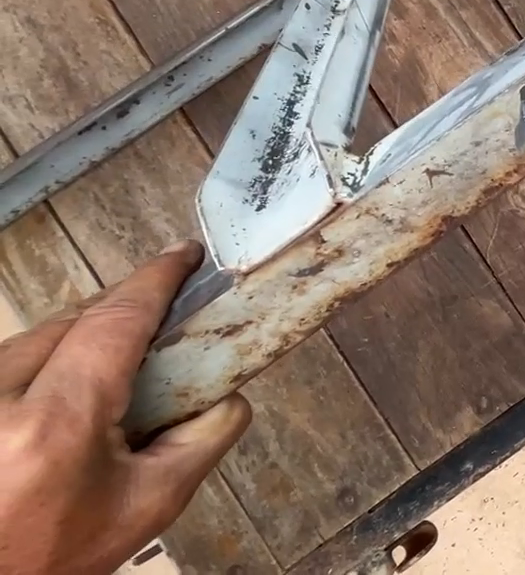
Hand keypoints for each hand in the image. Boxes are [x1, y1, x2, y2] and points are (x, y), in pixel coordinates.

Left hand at [0, 242, 250, 574]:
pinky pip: (0, 367)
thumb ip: (208, 434)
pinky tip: (53, 394)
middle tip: (159, 325)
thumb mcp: (153, 502)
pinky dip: (32, 365)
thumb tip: (226, 386)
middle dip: (117, 314)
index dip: (157, 279)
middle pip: (66, 324)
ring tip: (105, 369)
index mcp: (54, 423)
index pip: (115, 320)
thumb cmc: (49, 558)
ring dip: (71, 341)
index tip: (185, 254)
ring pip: (23, 344)